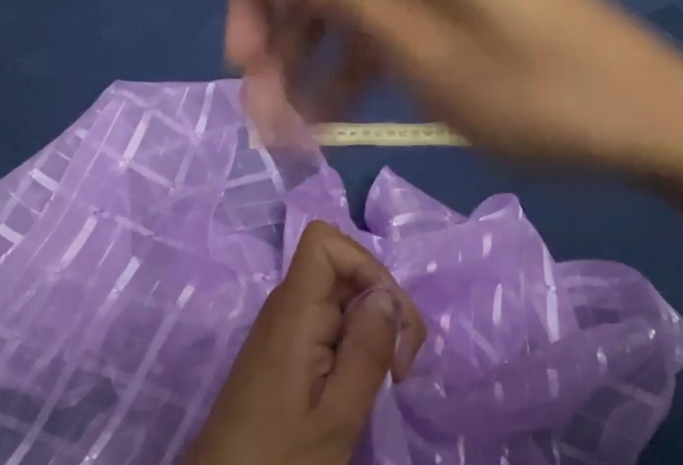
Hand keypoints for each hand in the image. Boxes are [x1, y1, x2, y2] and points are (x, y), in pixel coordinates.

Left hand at [189, 221, 424, 464]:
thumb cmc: (282, 455)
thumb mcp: (337, 414)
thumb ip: (366, 350)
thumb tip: (388, 292)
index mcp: (293, 310)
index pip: (324, 240)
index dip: (365, 264)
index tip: (389, 321)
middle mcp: (286, 304)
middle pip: (343, 265)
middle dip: (383, 301)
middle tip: (400, 365)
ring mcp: (286, 324)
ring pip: (342, 293)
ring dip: (375, 324)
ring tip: (389, 375)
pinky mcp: (288, 345)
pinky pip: (331, 318)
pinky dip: (357, 339)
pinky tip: (364, 377)